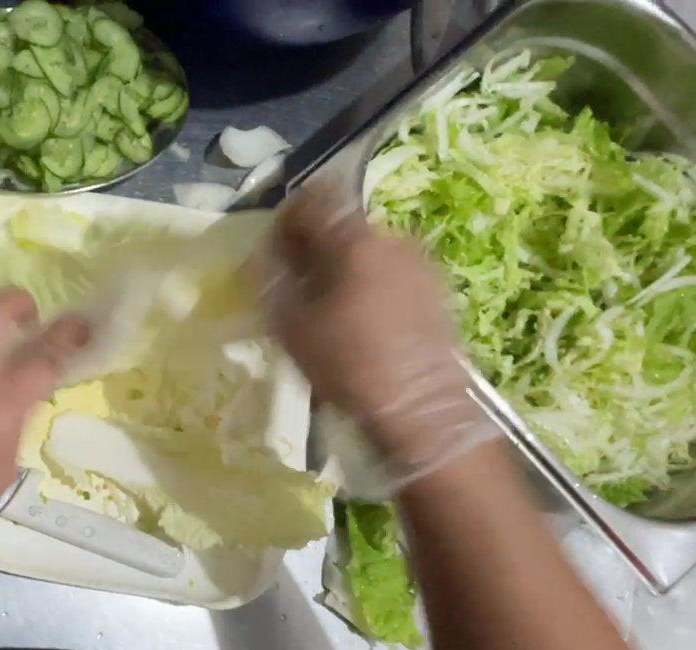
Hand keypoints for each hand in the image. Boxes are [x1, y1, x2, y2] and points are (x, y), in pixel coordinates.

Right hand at [256, 184, 489, 474]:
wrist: (417, 404)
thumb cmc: (346, 365)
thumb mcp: (291, 328)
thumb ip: (272, 283)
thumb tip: (260, 259)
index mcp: (353, 241)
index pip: (315, 199)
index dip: (287, 217)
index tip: (272, 247)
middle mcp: (391, 239)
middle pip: (342, 226)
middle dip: (314, 248)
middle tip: (293, 283)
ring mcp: (418, 262)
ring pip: (366, 250)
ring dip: (341, 268)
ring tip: (325, 307)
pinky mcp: (435, 287)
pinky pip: (389, 272)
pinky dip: (367, 284)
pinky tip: (357, 321)